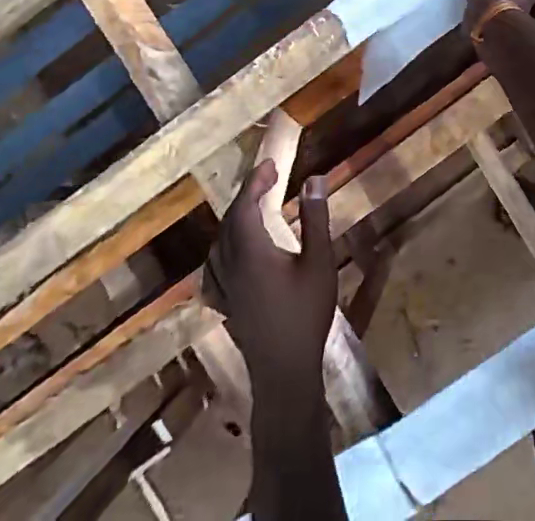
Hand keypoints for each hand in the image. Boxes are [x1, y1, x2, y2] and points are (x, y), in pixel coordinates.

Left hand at [211, 162, 336, 393]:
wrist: (284, 369)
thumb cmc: (306, 312)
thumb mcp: (319, 261)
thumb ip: (316, 219)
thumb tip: (314, 179)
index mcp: (251, 252)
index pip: (245, 206)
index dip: (255, 182)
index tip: (271, 165)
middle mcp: (229, 265)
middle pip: (230, 222)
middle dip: (247, 196)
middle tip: (269, 180)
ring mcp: (223, 287)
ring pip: (219, 243)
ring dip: (235, 219)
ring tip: (254, 208)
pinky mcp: (225, 303)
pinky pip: (214, 267)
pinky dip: (223, 249)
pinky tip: (229, 254)